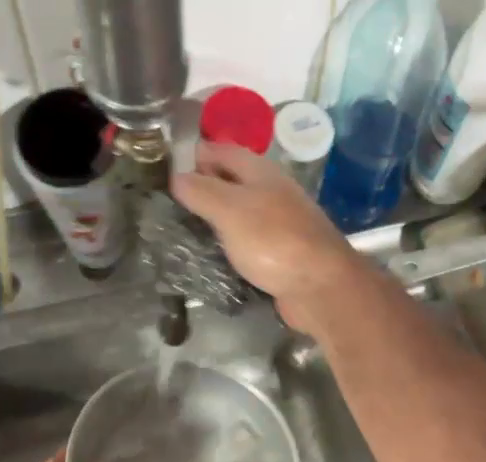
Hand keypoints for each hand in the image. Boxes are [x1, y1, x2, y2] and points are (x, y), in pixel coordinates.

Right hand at [171, 142, 363, 330]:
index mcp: (260, 172)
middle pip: (232, 182)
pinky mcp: (281, 255)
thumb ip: (202, 192)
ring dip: (215, 220)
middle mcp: (272, 192)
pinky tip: (213, 257)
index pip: (222, 150)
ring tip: (184, 231)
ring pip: (240, 214)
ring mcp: (279, 225)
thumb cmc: (273, 241)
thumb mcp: (230, 210)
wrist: (319, 286)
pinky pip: (248, 243)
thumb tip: (177, 177)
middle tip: (170, 203)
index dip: (196, 154)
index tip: (166, 167)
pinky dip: (230, 246)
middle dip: (203, 188)